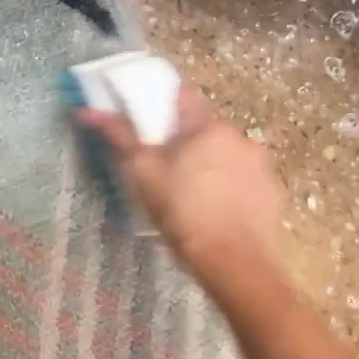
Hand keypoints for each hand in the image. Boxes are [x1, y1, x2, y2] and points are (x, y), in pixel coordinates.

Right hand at [77, 85, 284, 275]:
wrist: (233, 263)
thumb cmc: (181, 209)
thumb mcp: (141, 170)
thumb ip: (118, 135)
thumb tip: (87, 110)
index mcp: (207, 126)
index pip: (182, 94)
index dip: (160, 102)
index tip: (144, 119)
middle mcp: (240, 138)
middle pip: (202, 126)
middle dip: (182, 138)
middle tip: (158, 161)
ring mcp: (260, 166)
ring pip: (223, 152)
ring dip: (205, 161)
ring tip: (184, 188)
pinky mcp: (272, 193)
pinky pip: (241, 177)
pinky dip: (225, 183)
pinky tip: (209, 206)